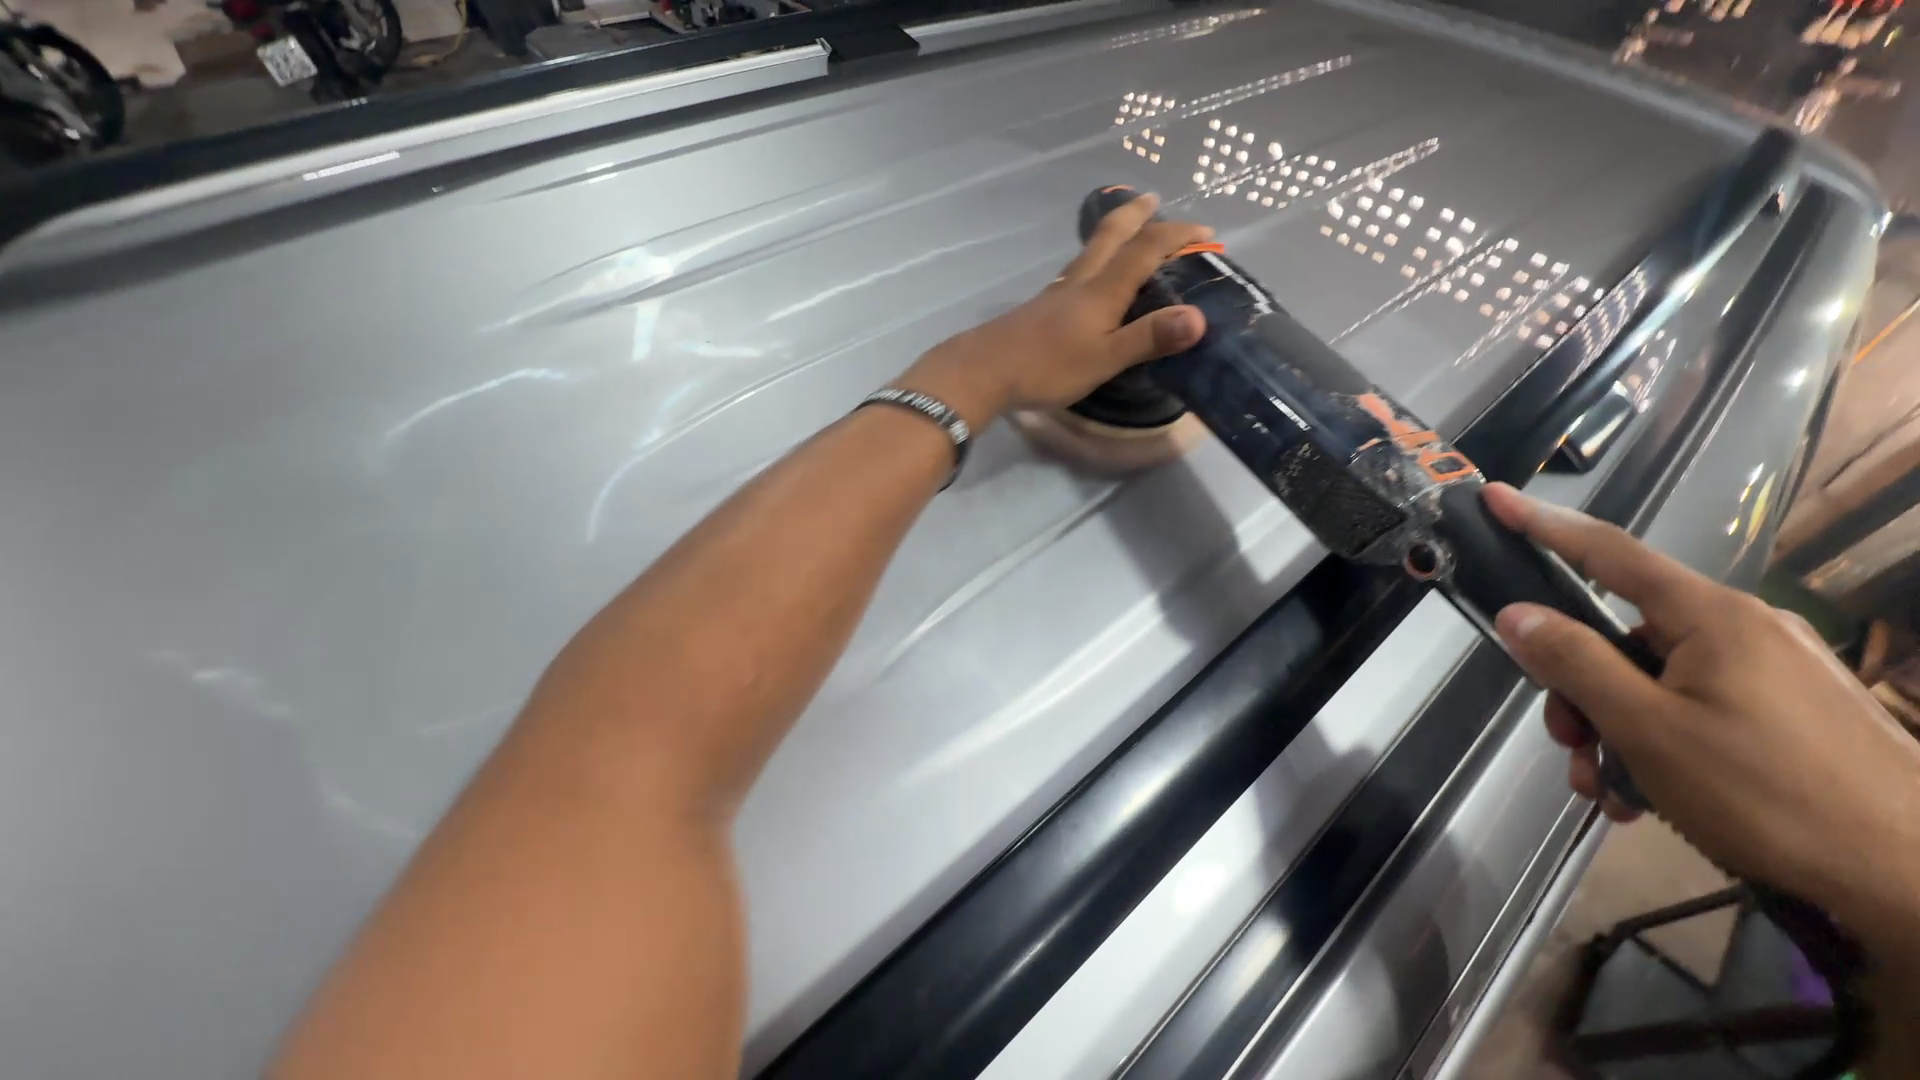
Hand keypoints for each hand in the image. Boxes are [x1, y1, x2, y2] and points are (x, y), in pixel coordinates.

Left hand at [895, 192, 1209, 427]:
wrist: (982, 372)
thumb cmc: (1046, 368)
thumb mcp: (1104, 358)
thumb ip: (1149, 338)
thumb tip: (1199, 317)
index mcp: (1102, 290)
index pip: (1145, 249)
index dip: (1176, 236)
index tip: (1205, 232)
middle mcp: (1080, 281)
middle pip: (1110, 235)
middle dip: (1136, 215)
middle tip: (1154, 199)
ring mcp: (1056, 293)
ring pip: (1090, 251)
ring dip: (1113, 234)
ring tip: (1127, 231)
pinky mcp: (1040, 308)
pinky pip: (1076, 272)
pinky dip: (1094, 260)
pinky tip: (1089, 279)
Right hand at [1481, 482, 1919, 953]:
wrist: (1916, 885)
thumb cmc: (1770, 797)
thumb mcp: (1648, 730)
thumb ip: (1574, 662)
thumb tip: (1518, 613)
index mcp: (1712, 618)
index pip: (1608, 553)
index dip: (1543, 525)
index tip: (1495, 498)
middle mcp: (1745, 630)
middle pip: (1622, 635)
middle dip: (1577, 688)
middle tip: (1568, 743)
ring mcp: (1774, 673)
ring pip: (1654, 680)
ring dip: (1613, 730)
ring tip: (1610, 790)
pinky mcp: (1793, 714)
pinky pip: (1696, 709)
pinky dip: (1658, 745)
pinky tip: (1649, 797)